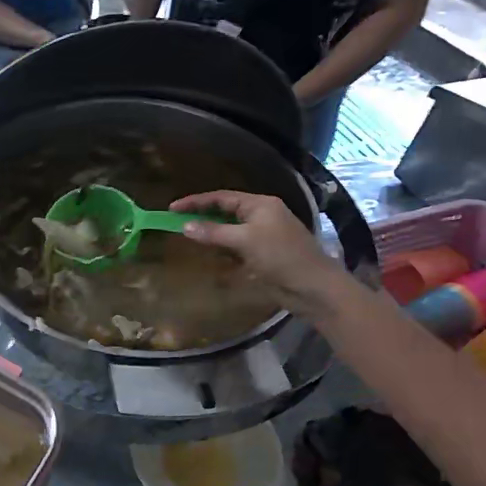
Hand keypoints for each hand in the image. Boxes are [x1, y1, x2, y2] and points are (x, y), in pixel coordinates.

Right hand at [172, 191, 342, 305]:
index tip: (172, 208)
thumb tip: (185, 226)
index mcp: (260, 205)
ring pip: (230, 229)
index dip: (195, 202)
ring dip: (211, 233)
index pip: (221, 198)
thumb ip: (213, 232)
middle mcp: (262, 215)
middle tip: (177, 222)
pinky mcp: (264, 254)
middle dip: (202, 216)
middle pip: (225, 211)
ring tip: (188, 236)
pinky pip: (237, 246)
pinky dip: (222, 248)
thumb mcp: (244, 241)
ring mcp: (264, 235)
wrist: (313, 288)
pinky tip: (210, 254)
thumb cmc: (281, 256)